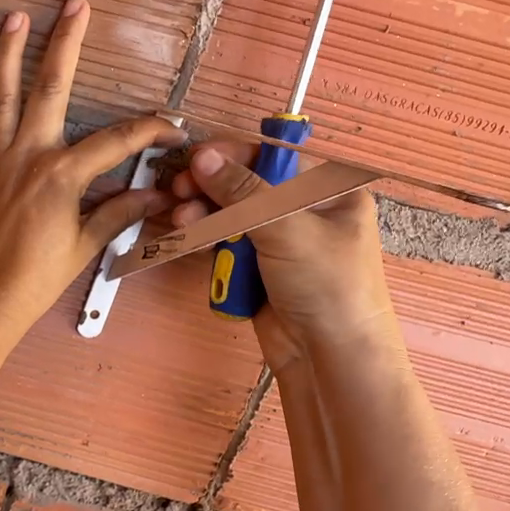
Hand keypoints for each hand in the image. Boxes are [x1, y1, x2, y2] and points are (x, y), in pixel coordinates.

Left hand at [0, 0, 184, 333]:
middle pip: (50, 89)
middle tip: (75, 4)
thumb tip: (155, 195)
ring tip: (15, 18)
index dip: (149, 130)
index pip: (116, 140)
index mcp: (62, 176)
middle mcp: (26, 157)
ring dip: (7, 54)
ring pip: (0, 98)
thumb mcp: (84, 246)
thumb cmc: (35, 279)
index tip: (172, 128)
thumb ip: (117, 213)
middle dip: (65, 43)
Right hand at [166, 142, 397, 372]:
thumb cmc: (328, 287)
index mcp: (329, 193)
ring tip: (181, 222)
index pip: (276, 159)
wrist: (328, 356)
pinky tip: (187, 239)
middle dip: (211, 188)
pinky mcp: (256, 267)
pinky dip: (205, 241)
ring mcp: (277, 241)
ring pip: (230, 215)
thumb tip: (202, 157)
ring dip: (203, 216)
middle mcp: (304, 212)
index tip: (196, 157)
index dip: (234, 154)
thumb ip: (242, 192)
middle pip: (247, 186)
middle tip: (180, 190)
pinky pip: (224, 243)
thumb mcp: (288, 230)